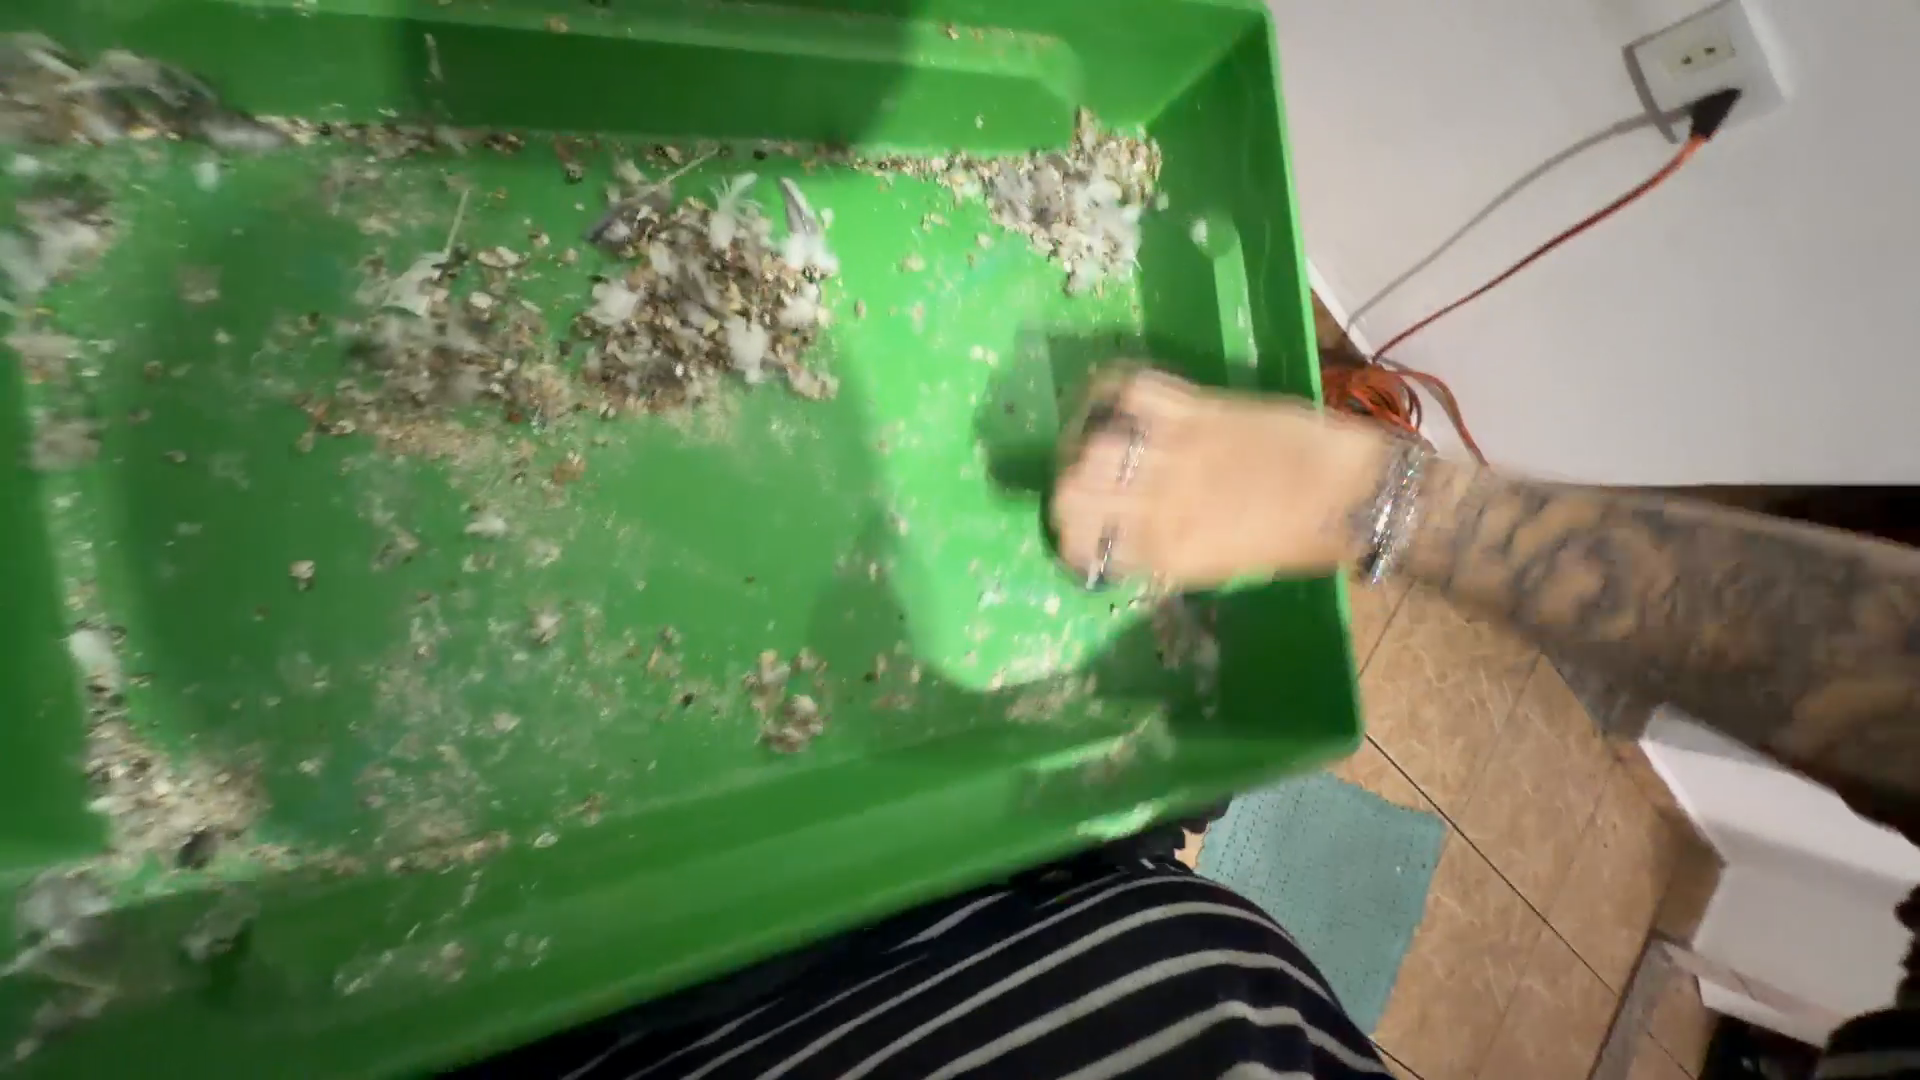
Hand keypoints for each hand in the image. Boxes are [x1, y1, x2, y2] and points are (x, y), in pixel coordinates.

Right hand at [1051, 370, 1394, 588]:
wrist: (1354, 494)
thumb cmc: (1292, 540)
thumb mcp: (1219, 563)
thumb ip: (1166, 550)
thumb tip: (1126, 543)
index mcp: (1167, 551)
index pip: (1087, 545)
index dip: (1070, 542)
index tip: (1077, 537)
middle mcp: (1162, 504)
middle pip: (1074, 491)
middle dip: (1063, 494)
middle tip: (1075, 491)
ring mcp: (1179, 453)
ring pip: (1096, 446)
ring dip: (1080, 447)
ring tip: (1089, 446)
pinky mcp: (1200, 410)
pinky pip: (1136, 392)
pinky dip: (1112, 391)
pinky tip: (1110, 400)